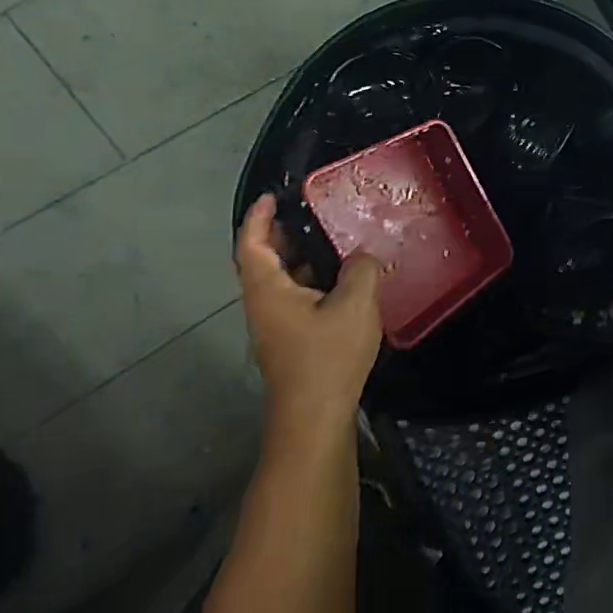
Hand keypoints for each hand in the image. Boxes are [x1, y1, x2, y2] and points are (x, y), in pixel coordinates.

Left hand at [235, 194, 383, 436]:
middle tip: (307, 213)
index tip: (272, 197)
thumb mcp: (355, 304)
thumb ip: (361, 270)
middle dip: (279, 235)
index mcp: (268, 290)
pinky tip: (342, 282)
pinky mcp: (291, 341)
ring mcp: (276, 326)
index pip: (251, 245)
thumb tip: (361, 257)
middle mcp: (264, 305)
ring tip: (330, 240)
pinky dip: (312, 280)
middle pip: (262, 262)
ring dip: (298, 259)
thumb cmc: (328, 355)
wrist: (315, 414)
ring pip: (281, 282)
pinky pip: (296, 298)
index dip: (258, 218)